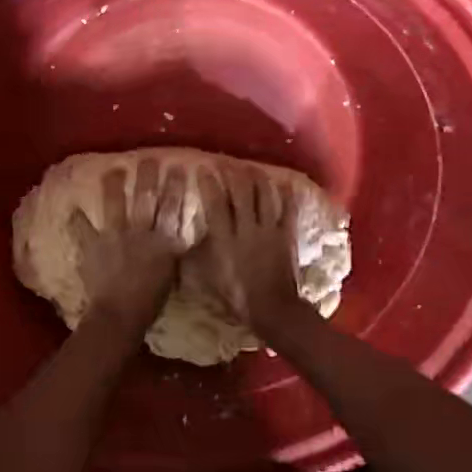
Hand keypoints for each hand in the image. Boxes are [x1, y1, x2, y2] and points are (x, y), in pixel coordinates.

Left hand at [67, 159, 187, 335]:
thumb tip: (181, 240)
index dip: (174, 187)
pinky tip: (72, 207)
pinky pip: (83, 230)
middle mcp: (138, 232)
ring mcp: (113, 237)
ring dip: (113, 186)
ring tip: (112, 170)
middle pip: (144, 199)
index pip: (171, 208)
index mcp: (160, 240)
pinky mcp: (93, 247)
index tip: (176, 167)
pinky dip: (77, 220)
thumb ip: (173, 255)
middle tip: (147, 158)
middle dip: (146, 177)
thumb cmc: (151, 301)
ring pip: (114, 205)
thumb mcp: (171, 276)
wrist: (119, 314)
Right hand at [185, 164, 308, 335]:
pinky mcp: (286, 235)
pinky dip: (285, 195)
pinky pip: (287, 210)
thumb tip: (184, 243)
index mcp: (224, 239)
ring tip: (251, 168)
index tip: (202, 169)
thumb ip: (197, 257)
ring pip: (263, 196)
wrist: (273, 309)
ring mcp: (268, 230)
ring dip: (257, 179)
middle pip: (240, 193)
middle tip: (226, 162)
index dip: (209, 184)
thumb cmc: (236, 297)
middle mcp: (246, 228)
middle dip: (233, 175)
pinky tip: (283, 183)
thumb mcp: (208, 279)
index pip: (215, 204)